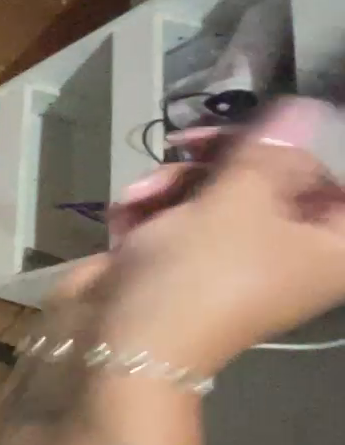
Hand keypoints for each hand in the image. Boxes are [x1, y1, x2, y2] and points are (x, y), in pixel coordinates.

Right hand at [85, 98, 344, 372]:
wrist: (121, 336)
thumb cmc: (197, 274)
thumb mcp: (235, 204)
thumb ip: (264, 153)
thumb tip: (305, 108)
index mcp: (331, 243)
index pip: (326, 175)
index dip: (282, 148)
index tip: (234, 132)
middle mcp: (285, 249)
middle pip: (259, 182)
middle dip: (210, 165)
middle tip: (177, 148)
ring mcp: (224, 257)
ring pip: (204, 197)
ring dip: (165, 186)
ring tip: (137, 197)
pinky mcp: (172, 262)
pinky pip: (166, 220)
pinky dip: (143, 212)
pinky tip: (124, 217)